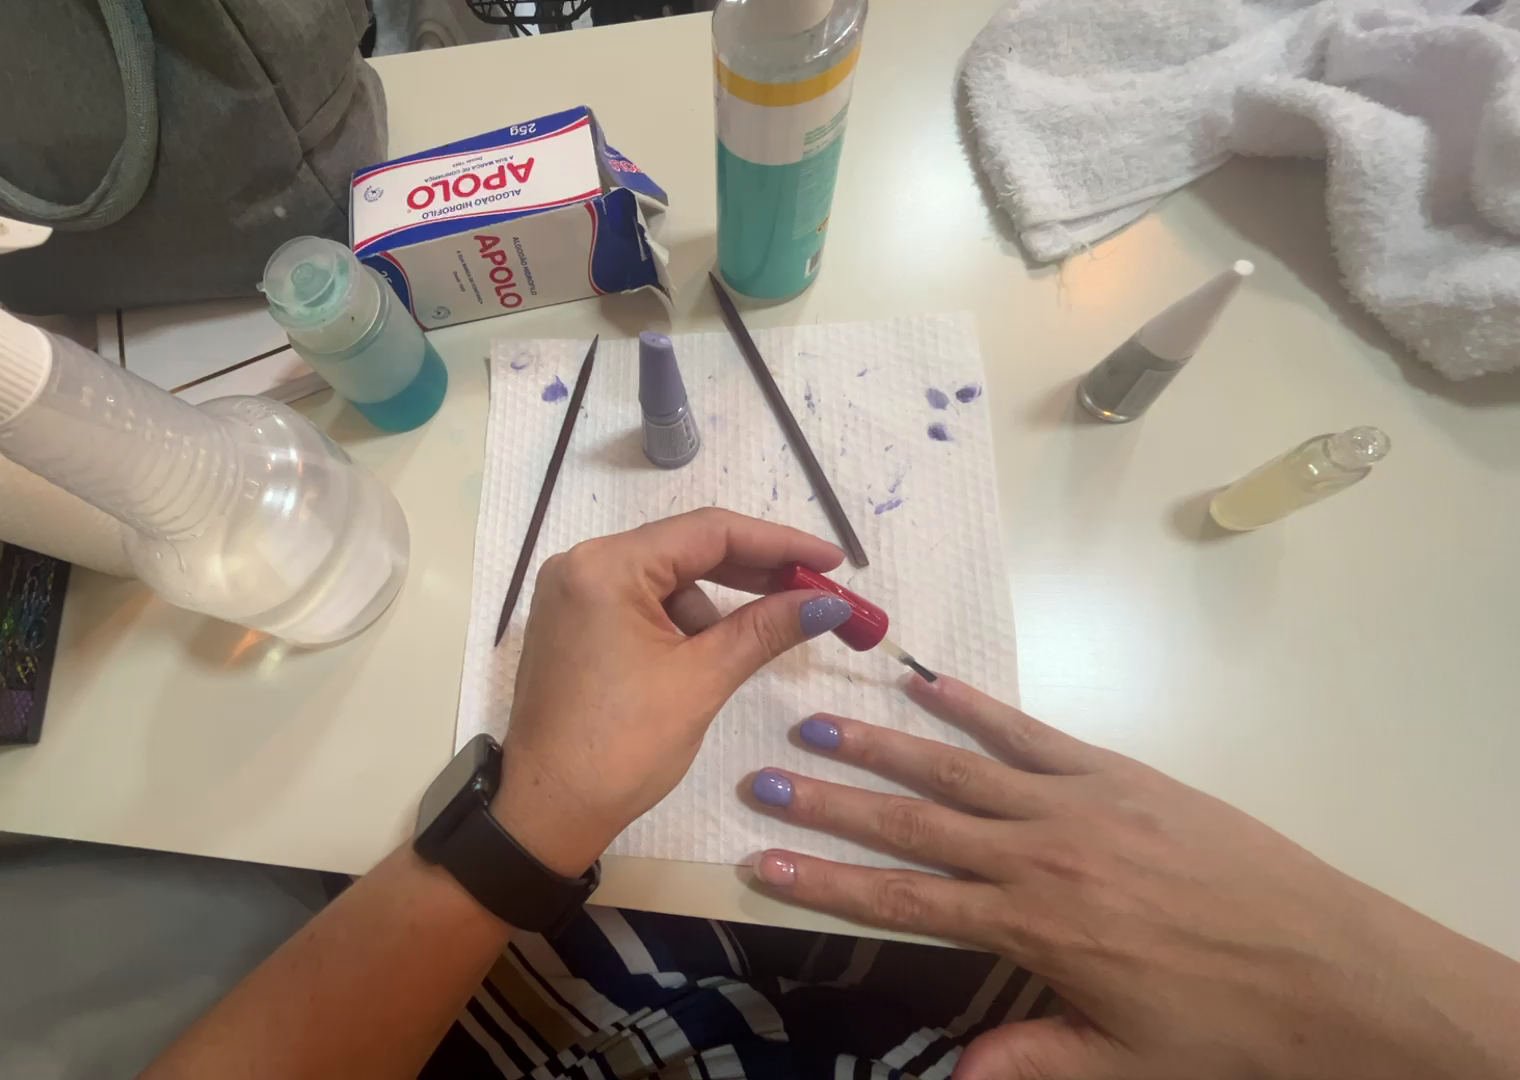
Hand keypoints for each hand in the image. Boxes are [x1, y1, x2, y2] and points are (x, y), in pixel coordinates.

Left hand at [491, 508, 852, 876]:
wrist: (549, 807)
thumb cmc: (623, 747)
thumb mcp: (701, 680)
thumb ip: (766, 628)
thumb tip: (829, 602)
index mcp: (606, 566)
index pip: (707, 531)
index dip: (778, 542)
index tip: (831, 560)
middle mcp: (582, 561)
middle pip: (683, 547)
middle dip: (751, 570)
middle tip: (813, 590)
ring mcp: (572, 589)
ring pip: (663, 575)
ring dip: (713, 599)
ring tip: (750, 638)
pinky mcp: (572, 616)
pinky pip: (638, 598)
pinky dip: (678, 616)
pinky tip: (704, 649)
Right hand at [745, 675, 1519, 1079]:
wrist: (1361, 980)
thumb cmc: (1236, 1030)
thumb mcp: (1133, 1066)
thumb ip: (1034, 1059)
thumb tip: (950, 1076)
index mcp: (1031, 925)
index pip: (902, 899)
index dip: (827, 881)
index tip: (765, 861)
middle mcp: (1033, 854)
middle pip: (907, 823)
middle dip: (827, 803)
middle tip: (763, 778)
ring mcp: (1069, 803)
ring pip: (951, 769)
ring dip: (878, 746)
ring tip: (816, 724)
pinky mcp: (1110, 772)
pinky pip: (1028, 731)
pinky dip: (973, 706)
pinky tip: (926, 680)